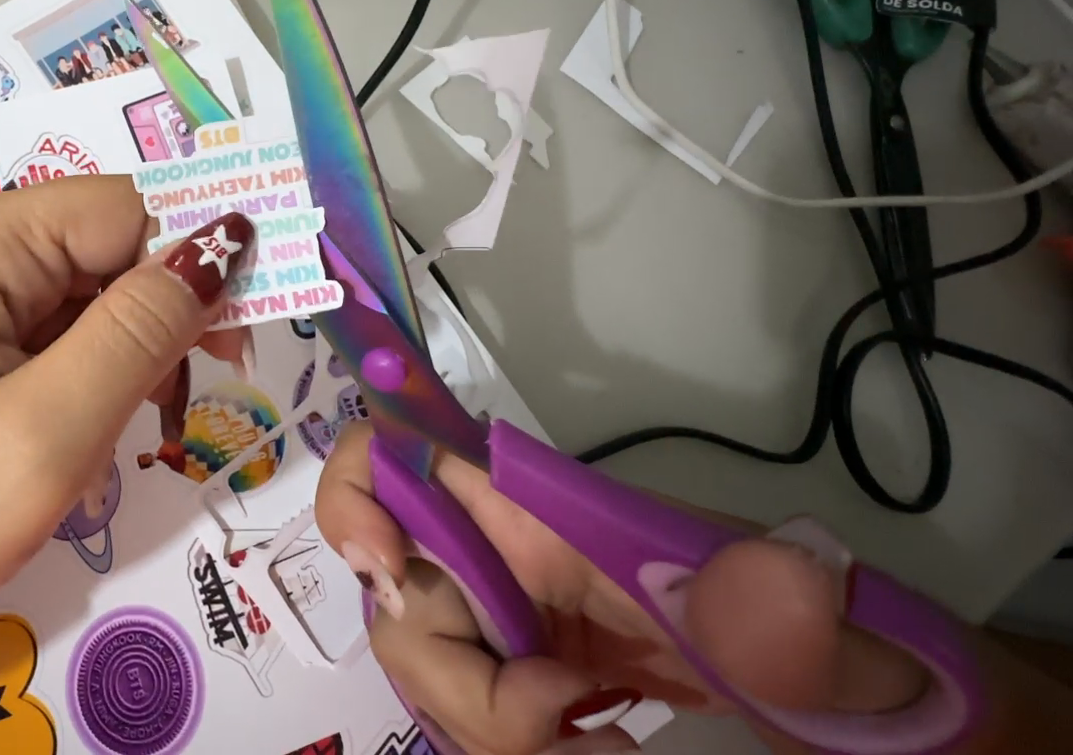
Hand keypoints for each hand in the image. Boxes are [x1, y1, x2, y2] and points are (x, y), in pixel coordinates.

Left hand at [0, 174, 250, 681]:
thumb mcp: (43, 432)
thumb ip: (138, 332)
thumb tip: (222, 242)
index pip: (122, 210)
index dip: (187, 264)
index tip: (230, 346)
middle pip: (100, 248)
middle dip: (155, 316)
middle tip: (180, 402)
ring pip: (76, 296)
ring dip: (119, 355)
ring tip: (120, 433)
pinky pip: (39, 334)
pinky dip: (77, 377)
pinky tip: (73, 438)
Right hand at [315, 422, 930, 753]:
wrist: (822, 689)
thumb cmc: (808, 638)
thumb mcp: (811, 628)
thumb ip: (786, 614)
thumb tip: (766, 584)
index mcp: (529, 507)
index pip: (397, 451)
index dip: (355, 492)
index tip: (384, 568)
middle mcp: (488, 545)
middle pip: (389, 586)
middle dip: (450, 673)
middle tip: (554, 719)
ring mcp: (490, 606)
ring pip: (413, 651)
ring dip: (477, 717)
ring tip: (586, 741)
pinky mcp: (502, 660)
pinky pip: (451, 696)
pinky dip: (492, 733)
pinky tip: (574, 741)